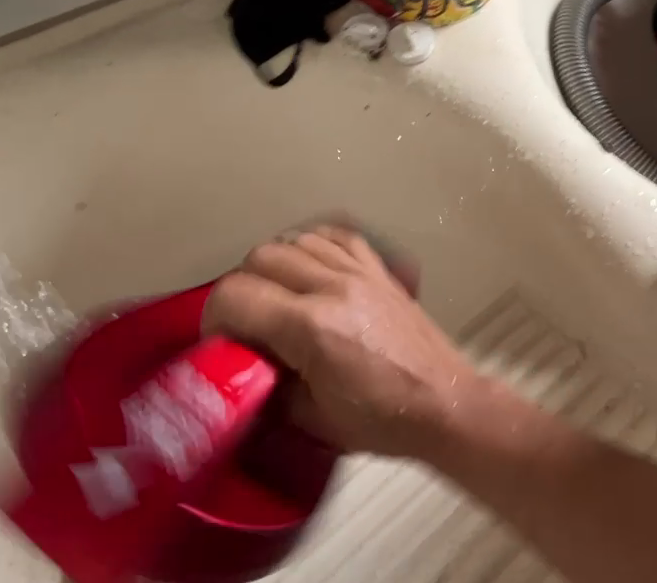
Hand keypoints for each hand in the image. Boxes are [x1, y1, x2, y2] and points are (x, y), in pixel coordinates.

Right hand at [203, 216, 488, 459]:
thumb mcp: (307, 416)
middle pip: (262, 257)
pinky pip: (339, 237)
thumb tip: (241, 361)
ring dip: (276, 265)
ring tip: (277, 299)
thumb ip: (266, 381)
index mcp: (312, 326)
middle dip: (241, 288)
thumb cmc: (378, 420)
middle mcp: (335, 286)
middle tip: (246, 323)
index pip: (235, 294)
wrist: (442, 401)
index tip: (222, 343)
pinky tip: (310, 269)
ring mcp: (363, 272)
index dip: (214, 319)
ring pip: (298, 240)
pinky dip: (315, 245)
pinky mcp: (382, 270)